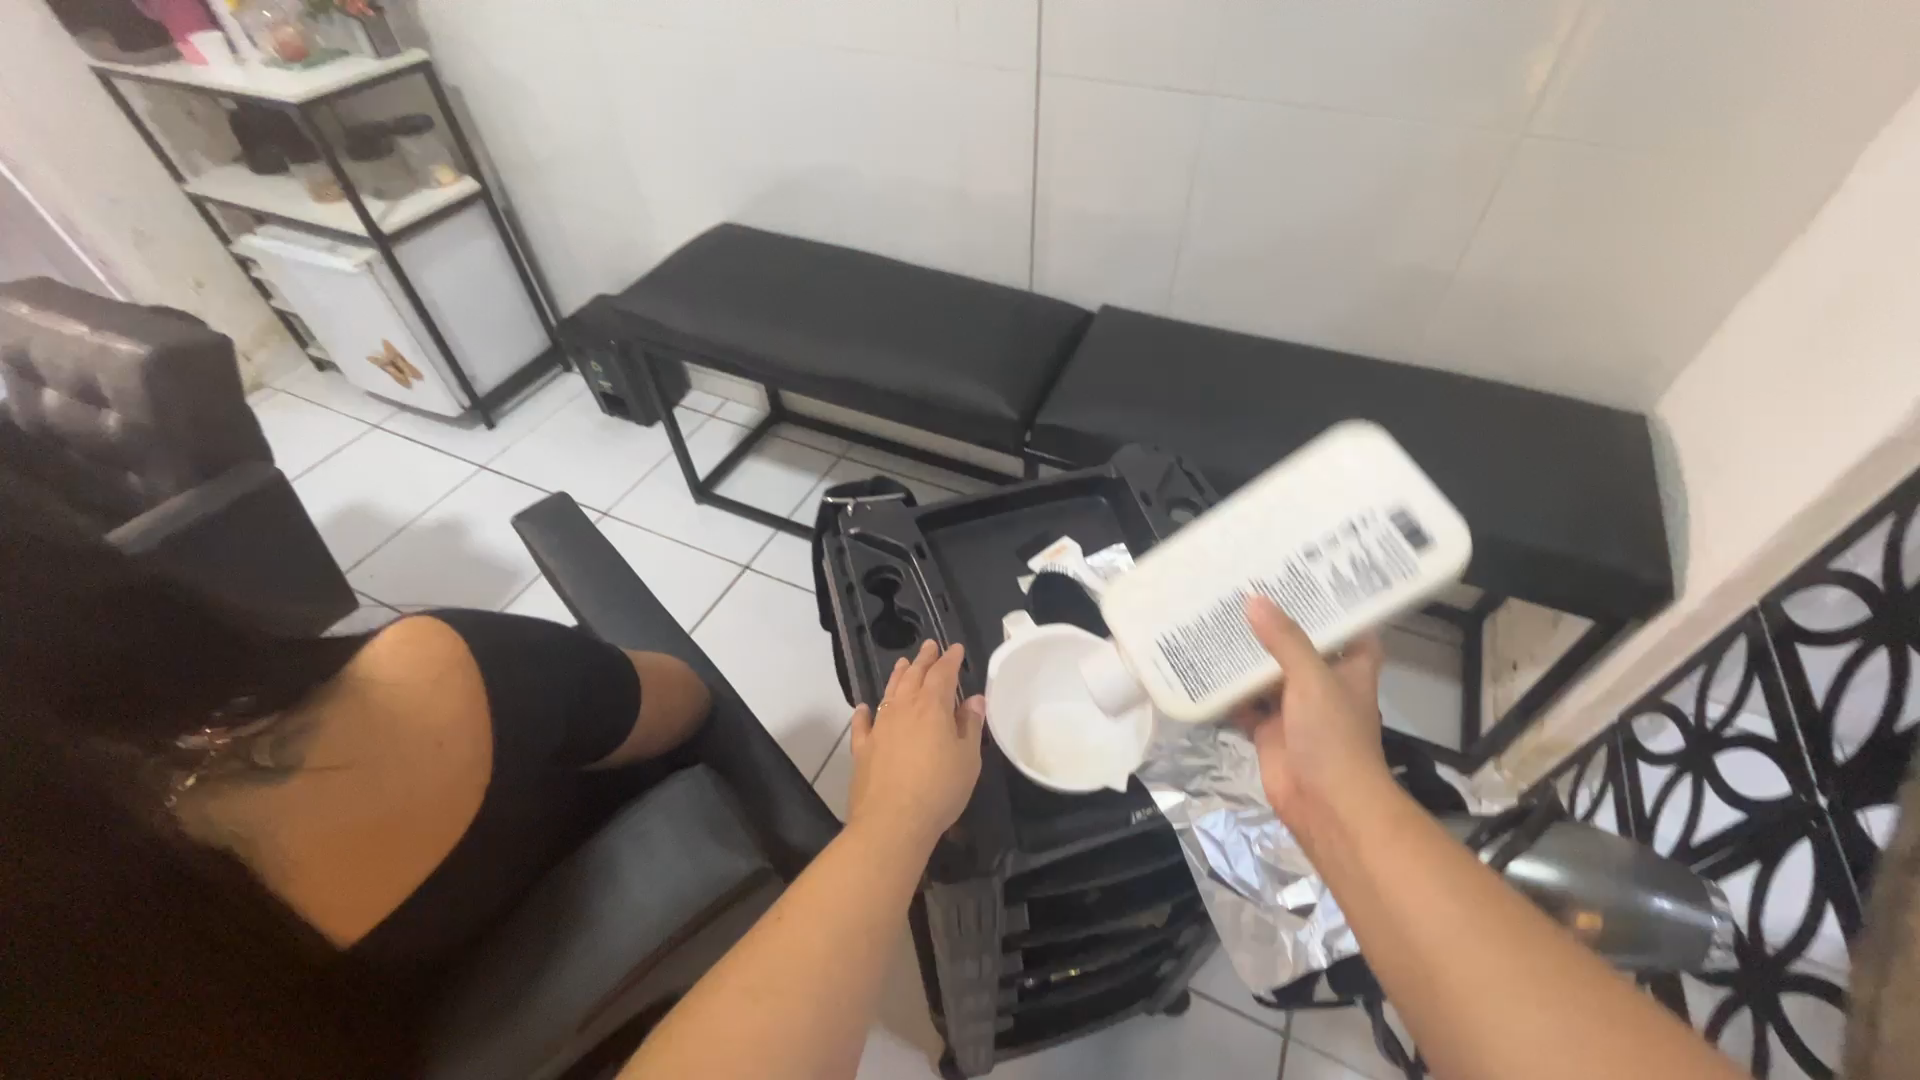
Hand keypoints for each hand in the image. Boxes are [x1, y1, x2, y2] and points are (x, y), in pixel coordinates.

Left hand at [845, 640, 986, 853]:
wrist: (892, 822)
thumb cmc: (939, 790)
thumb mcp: (968, 759)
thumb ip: (970, 726)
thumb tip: (974, 700)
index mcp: (932, 707)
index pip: (943, 674)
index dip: (950, 660)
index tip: (955, 648)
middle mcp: (903, 709)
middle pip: (913, 676)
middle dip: (923, 660)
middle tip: (929, 646)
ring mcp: (879, 727)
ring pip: (889, 693)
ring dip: (897, 676)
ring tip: (902, 663)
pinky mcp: (862, 749)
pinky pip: (862, 723)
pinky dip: (864, 712)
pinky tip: (864, 707)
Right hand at [1232, 596, 1390, 832]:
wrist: (1325, 804)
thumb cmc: (1333, 736)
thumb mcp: (1313, 679)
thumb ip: (1285, 640)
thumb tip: (1254, 600)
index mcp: (1349, 670)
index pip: (1350, 632)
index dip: (1335, 609)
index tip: (1306, 580)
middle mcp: (1323, 686)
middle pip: (1300, 649)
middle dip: (1277, 627)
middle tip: (1246, 591)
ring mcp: (1295, 710)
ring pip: (1268, 676)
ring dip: (1248, 658)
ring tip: (1219, 620)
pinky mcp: (1269, 731)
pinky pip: (1245, 705)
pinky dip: (1227, 693)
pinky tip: (1204, 669)